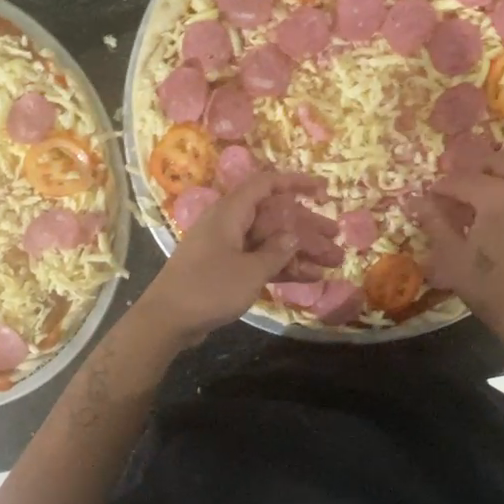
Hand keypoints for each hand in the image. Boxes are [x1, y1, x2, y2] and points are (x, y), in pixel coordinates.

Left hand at [137, 173, 321, 344]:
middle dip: (306, 226)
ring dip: (299, 250)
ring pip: (268, 241)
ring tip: (332, 262)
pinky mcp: (223, 271)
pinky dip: (281, 267)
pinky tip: (309, 277)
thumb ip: (276, 252)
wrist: (167, 320)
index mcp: (230, 212)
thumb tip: (293, 236)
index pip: (266, 184)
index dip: (295, 183)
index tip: (323, 189)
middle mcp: (227, 224)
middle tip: (336, 238)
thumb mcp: (250, 271)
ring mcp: (225, 248)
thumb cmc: (209, 289)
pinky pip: (258, 261)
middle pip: (272, 216)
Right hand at [410, 131, 503, 353]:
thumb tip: (415, 201)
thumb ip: (435, 223)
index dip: (442, 186)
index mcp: (497, 196)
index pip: (462, 179)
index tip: (429, 196)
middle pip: (499, 161)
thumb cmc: (491, 288)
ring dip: (500, 175)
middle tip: (458, 189)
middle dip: (475, 169)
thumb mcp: (452, 258)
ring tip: (483, 197)